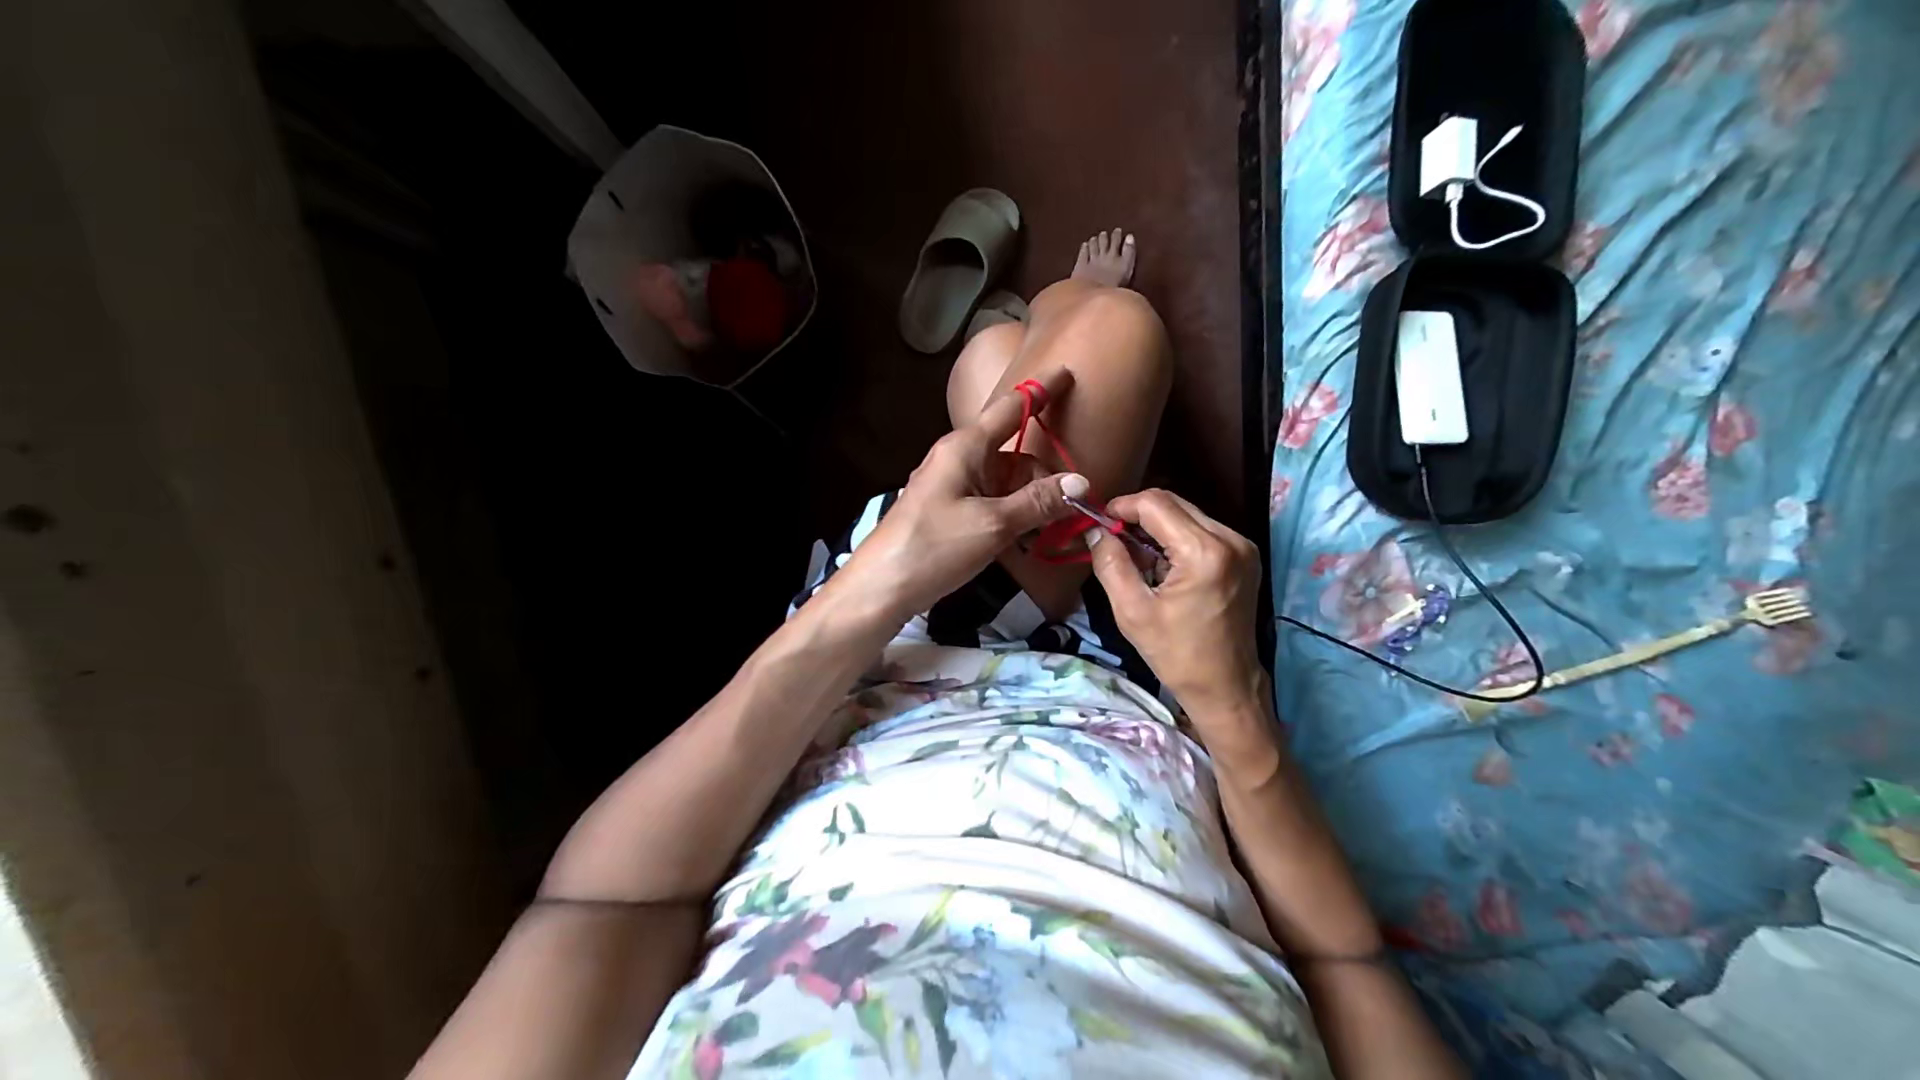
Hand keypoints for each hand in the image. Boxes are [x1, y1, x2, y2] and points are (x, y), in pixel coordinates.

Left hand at [833, 368, 1087, 623]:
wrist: (881, 588)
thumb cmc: (933, 547)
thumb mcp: (993, 524)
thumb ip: (1037, 502)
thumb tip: (1081, 483)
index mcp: (965, 447)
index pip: (1011, 406)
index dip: (1041, 390)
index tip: (1068, 373)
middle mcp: (959, 458)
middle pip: (1015, 454)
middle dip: (1045, 478)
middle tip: (1072, 511)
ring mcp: (952, 485)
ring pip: (1005, 482)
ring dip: (1031, 503)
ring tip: (1053, 532)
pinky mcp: (949, 511)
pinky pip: (991, 502)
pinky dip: (1013, 516)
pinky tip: (1026, 541)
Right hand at [1086, 489, 1266, 718]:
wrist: (1226, 686)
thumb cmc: (1176, 654)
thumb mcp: (1131, 611)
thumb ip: (1110, 563)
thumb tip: (1095, 530)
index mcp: (1204, 552)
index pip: (1155, 503)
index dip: (1122, 506)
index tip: (1099, 523)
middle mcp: (1230, 539)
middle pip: (1173, 502)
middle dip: (1138, 515)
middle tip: (1112, 539)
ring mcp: (1242, 546)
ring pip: (1186, 513)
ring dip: (1156, 527)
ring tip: (1136, 558)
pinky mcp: (1244, 555)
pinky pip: (1201, 529)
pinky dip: (1175, 537)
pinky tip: (1162, 565)